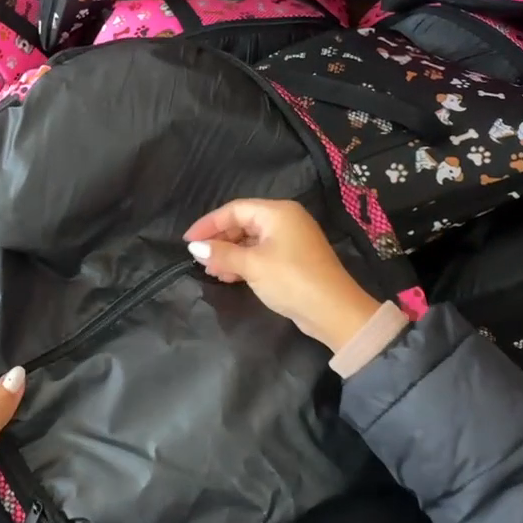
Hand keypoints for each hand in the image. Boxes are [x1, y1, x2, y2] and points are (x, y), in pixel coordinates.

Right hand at [184, 199, 380, 351]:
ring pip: (250, 240)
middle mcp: (285, 220)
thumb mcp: (252, 265)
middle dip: (219, 240)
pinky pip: (260, 253)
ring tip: (211, 270)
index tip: (187, 241)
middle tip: (199, 258)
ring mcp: (291, 240)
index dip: (208, 224)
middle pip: (242, 223)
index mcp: (277, 212)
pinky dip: (243, 262)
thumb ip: (222, 253)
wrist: (335, 313)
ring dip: (229, 254)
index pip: (234, 210)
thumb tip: (195, 247)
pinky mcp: (293, 259)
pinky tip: (229, 276)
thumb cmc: (292, 280)